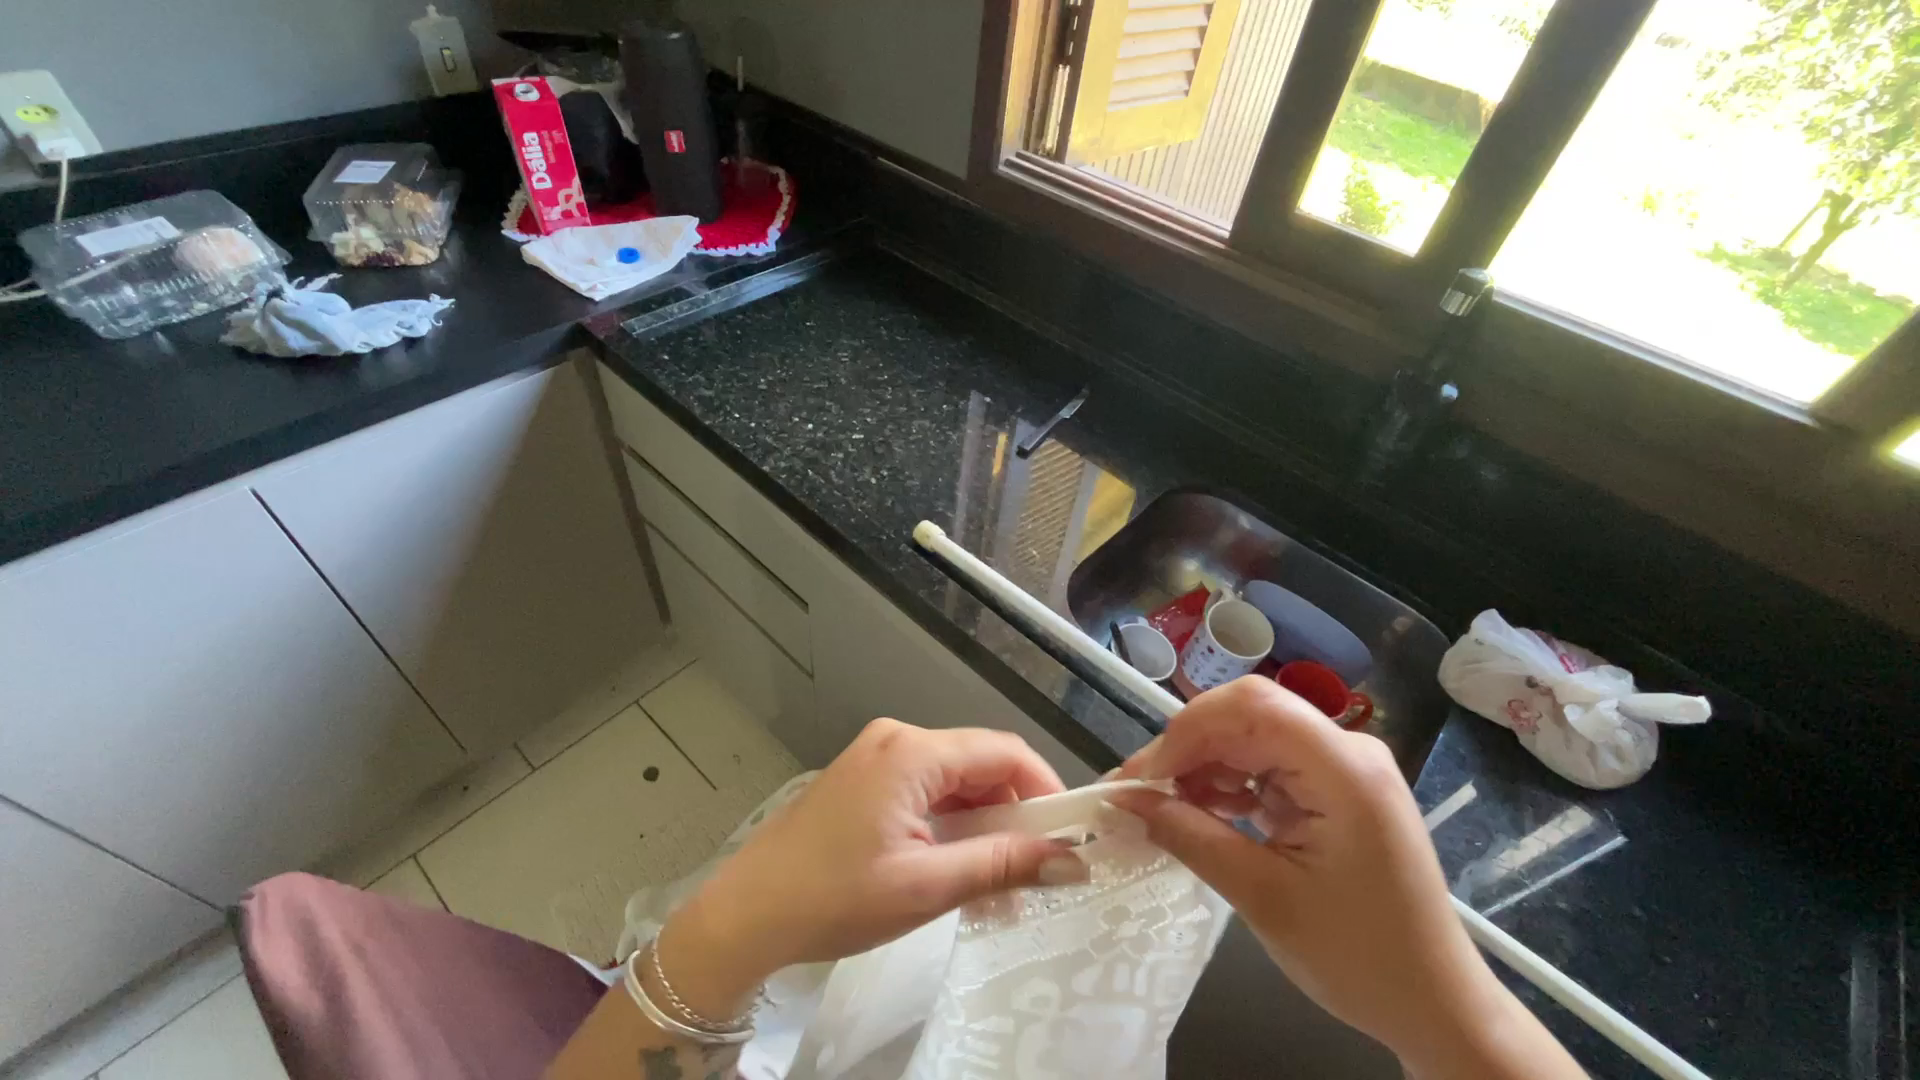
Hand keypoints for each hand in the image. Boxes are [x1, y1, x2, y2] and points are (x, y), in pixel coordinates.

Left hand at [656, 720, 1081, 1017]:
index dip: (1044, 789)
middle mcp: (896, 738)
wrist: (747, 913)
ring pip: (953, 775)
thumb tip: (1070, 859)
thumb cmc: (834, 898)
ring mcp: (876, 754)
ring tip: (999, 872)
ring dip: (982, 817)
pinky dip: (950, 819)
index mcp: (912, 752)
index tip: (1067, 837)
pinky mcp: (864, 776)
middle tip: (1035, 864)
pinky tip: (957, 859)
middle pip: (979, 760)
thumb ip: (1002, 865)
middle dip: (1014, 808)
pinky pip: (925, 786)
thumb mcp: (926, 887)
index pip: (1004, 751)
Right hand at [1109, 677, 1575, 1077]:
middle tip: (1138, 794)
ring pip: (1250, 738)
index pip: (1252, 706)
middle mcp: (1347, 751)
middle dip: (1187, 749)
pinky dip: (1227, 785)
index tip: (1142, 778)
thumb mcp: (1262, 897)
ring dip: (1202, 768)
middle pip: (1247, 717)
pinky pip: (1267, 766)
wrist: (1436, 1006)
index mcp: (1344, 768)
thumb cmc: (1358, 958)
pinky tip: (1202, 814)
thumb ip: (1190, 836)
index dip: (1187, 730)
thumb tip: (1126, 799)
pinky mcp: (1334, 789)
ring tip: (1163, 809)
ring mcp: (1342, 768)